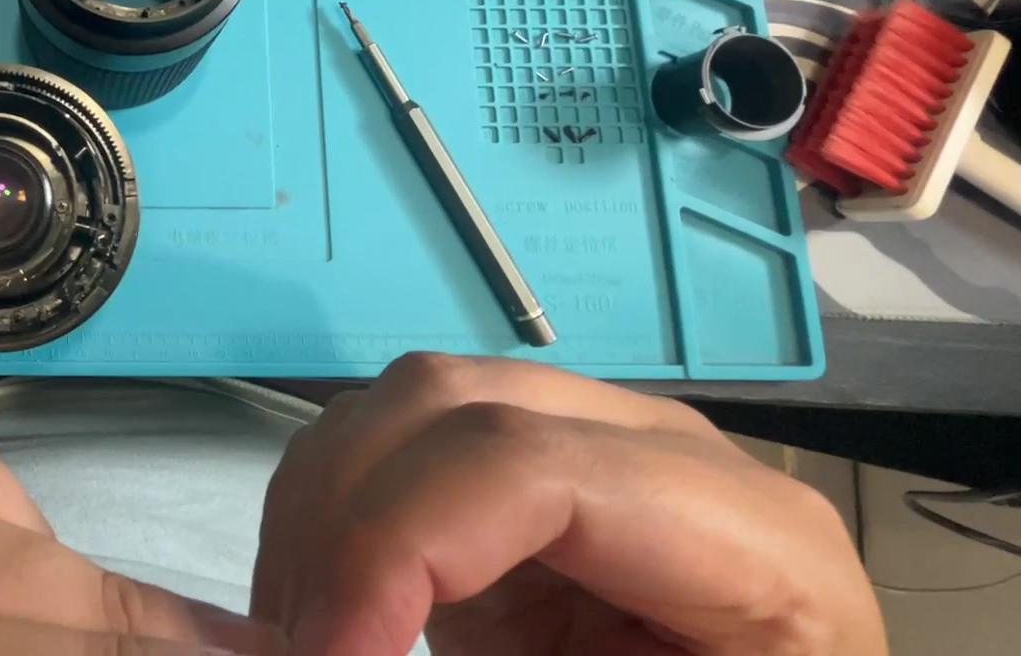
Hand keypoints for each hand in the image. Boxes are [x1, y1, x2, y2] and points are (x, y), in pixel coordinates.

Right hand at [252, 353, 885, 655]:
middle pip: (442, 403)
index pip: (524, 464)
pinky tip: (313, 586)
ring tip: (292, 618)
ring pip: (394, 403)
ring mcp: (565, 432)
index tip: (327, 652)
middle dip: (340, 517)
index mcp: (743, 529)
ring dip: (318, 507)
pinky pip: (381, 435)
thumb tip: (325, 648)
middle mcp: (644, 442)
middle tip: (293, 634)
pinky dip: (324, 506)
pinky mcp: (499, 457)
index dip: (400, 544)